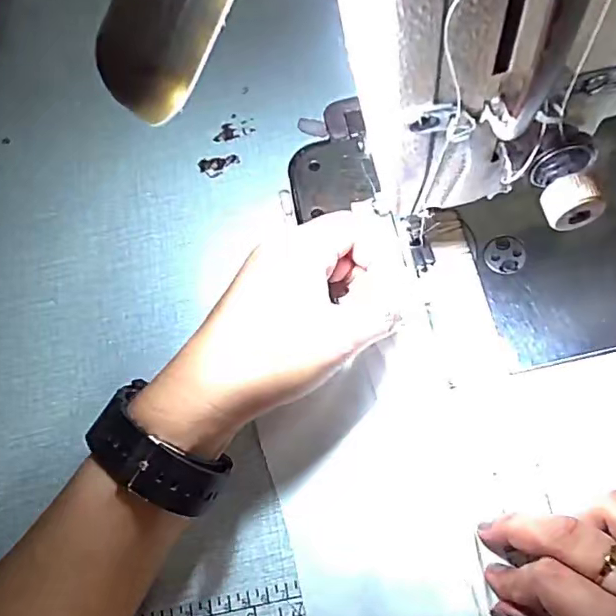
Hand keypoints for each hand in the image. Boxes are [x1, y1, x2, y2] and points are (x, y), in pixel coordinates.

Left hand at [132, 211, 405, 456]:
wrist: (213, 389)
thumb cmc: (260, 360)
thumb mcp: (342, 336)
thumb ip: (385, 312)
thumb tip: (403, 301)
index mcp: (299, 247)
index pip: (358, 226)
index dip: (380, 259)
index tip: (385, 290)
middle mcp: (280, 250)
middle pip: (343, 245)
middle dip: (363, 279)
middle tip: (363, 313)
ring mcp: (268, 270)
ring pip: (326, 267)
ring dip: (344, 295)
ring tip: (340, 328)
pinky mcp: (262, 293)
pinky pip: (306, 284)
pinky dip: (323, 304)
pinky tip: (320, 334)